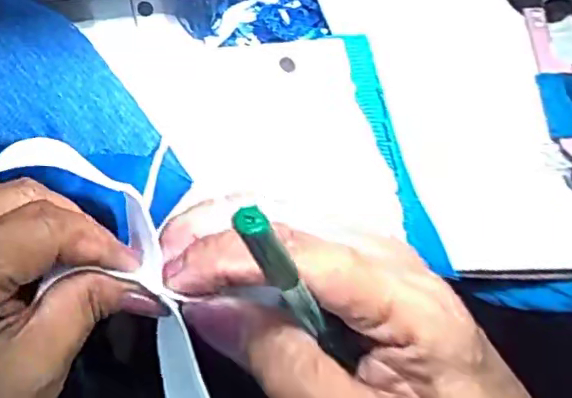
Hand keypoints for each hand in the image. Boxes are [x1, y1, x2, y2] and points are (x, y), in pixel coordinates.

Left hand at [0, 178, 165, 397]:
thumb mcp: (32, 368)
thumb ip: (80, 308)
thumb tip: (133, 279)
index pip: (40, 225)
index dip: (95, 239)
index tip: (136, 268)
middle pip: (25, 196)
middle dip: (77, 224)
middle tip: (115, 264)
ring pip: (10, 192)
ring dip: (55, 218)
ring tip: (88, 258)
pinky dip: (29, 219)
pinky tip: (50, 251)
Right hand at [158, 200, 529, 397]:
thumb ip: (281, 362)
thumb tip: (202, 306)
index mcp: (406, 296)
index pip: (295, 247)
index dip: (224, 255)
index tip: (174, 279)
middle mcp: (389, 251)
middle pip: (280, 210)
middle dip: (211, 228)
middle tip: (164, 263)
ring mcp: (374, 249)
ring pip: (277, 209)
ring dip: (219, 227)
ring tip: (180, 258)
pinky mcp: (358, 259)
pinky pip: (287, 229)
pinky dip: (241, 238)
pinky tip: (216, 259)